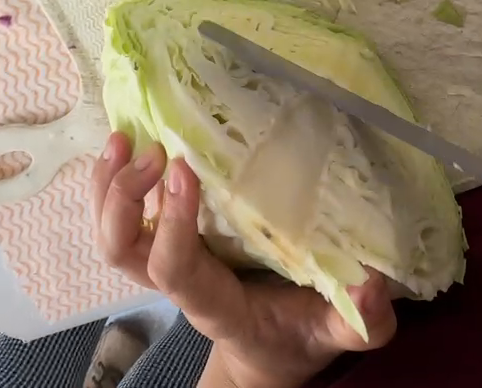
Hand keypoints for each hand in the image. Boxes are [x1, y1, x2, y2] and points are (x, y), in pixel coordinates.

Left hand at [92, 133, 395, 387]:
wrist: (269, 345)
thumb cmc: (301, 333)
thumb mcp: (337, 332)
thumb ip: (359, 321)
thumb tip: (373, 286)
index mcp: (214, 302)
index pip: (174, 269)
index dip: (171, 222)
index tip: (184, 170)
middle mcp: (179, 280)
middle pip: (121, 249)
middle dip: (124, 199)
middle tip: (152, 150)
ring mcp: (166, 257)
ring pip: (113, 231)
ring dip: (109, 184)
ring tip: (123, 136)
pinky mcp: (166, 235)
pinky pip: (125, 212)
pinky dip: (114, 177)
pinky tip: (127, 141)